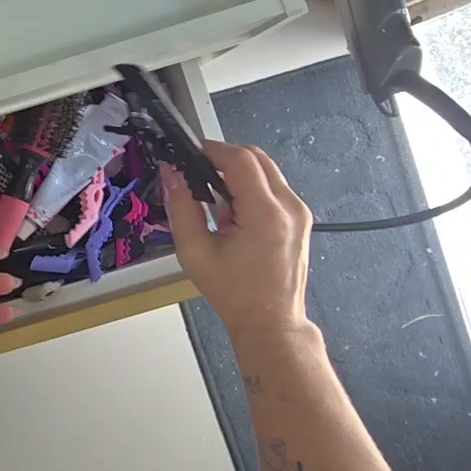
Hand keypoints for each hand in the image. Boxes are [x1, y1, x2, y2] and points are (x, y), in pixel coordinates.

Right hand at [162, 141, 311, 336]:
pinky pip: (272, 187)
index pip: (240, 160)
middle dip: (223, 157)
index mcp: (265, 214)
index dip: (211, 149)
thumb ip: (181, 207)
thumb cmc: (231, 292)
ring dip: (236, 173)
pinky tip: (231, 213)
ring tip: (211, 199)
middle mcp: (290, 207)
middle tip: (194, 171)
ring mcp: (299, 212)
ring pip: (266, 170)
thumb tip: (171, 173)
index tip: (187, 152)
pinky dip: (249, 188)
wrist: (270, 320)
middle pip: (257, 158)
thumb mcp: (194, 251)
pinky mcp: (299, 218)